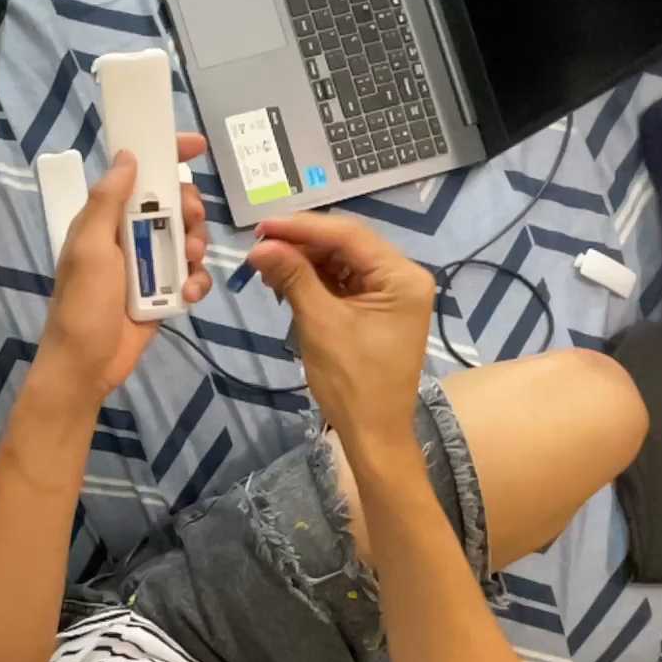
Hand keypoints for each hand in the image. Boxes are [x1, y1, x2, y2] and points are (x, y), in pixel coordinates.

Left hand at [37, 134, 213, 401]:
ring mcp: (149, 266)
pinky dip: (197, 282)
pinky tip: (188, 294)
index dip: (167, 156)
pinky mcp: (165, 294)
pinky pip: (193, 276)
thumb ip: (107, 201)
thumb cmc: (82, 304)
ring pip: (189, 239)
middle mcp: (129, 237)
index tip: (195, 147)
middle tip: (187, 221)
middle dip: (188, 209)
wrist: (87, 365)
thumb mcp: (89, 247)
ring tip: (186, 262)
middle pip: (174, 205)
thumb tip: (128, 157)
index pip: (138, 175)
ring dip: (195, 246)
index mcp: (106, 220)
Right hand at [247, 213, 434, 447]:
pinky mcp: (376, 312)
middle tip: (259, 248)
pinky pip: (342, 285)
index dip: (302, 228)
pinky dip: (313, 283)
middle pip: (346, 246)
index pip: (349, 236)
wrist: (373, 434)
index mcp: (402, 277)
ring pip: (340, 264)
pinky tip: (285, 284)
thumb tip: (260, 247)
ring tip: (266, 268)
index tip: (262, 227)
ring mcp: (390, 295)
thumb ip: (293, 278)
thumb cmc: (352, 382)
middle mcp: (402, 278)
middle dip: (301, 246)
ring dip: (303, 264)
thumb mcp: (321, 324)